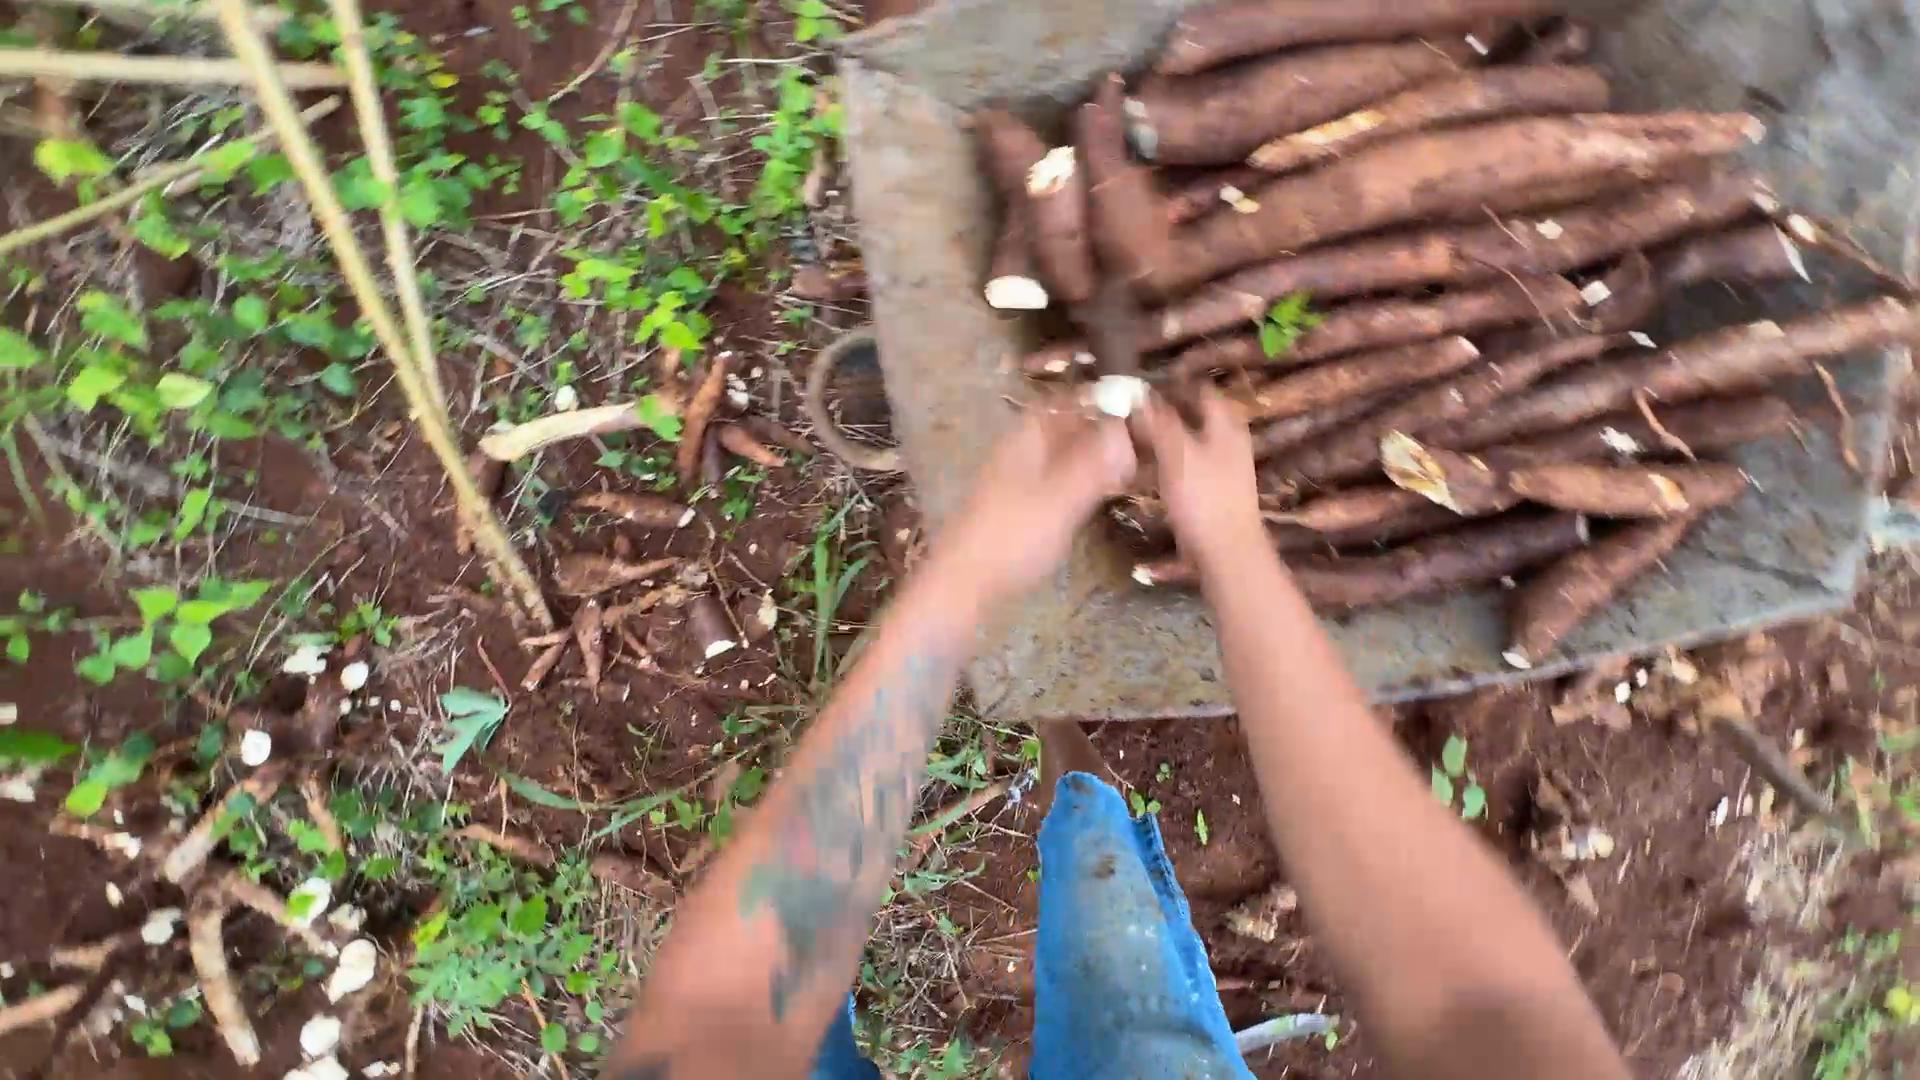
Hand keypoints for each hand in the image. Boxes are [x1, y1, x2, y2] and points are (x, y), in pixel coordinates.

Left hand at [930, 400, 1136, 601]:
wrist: (963, 584)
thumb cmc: (1012, 538)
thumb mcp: (1060, 498)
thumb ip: (1094, 464)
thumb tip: (1125, 430)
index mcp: (1026, 439)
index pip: (1065, 402)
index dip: (1099, 401)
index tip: (1137, 410)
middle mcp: (1022, 453)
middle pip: (1067, 429)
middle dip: (1104, 432)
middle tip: (1146, 444)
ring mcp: (1020, 482)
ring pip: (1065, 457)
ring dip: (1096, 459)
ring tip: (1134, 468)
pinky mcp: (1022, 509)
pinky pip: (1059, 483)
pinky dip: (1084, 483)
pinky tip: (1105, 494)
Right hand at [1133, 388, 1265, 567]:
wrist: (1226, 551)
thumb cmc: (1205, 499)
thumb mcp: (1178, 455)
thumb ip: (1159, 423)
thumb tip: (1138, 396)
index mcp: (1226, 426)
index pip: (1200, 390)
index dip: (1172, 385)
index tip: (1139, 388)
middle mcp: (1225, 441)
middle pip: (1190, 416)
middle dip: (1159, 414)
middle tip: (1127, 415)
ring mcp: (1217, 467)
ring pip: (1183, 442)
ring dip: (1156, 439)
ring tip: (1126, 440)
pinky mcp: (1206, 490)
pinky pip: (1180, 467)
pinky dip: (1160, 463)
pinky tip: (1138, 470)